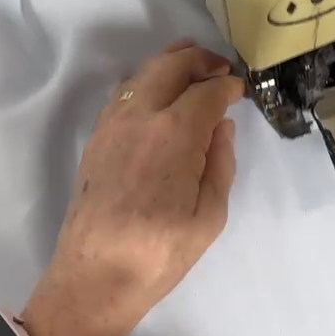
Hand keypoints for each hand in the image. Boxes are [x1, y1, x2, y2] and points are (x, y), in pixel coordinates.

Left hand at [22, 40, 244, 335]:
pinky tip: (154, 99)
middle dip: (197, 59)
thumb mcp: (209, 215)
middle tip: (218, 66)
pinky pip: (121, 97)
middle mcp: (139, 117)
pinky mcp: (94, 142)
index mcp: (174, 132)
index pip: (207, 90)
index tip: (240, 90)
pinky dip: (143, 85)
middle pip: (169, 66)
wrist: (95, 276)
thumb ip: (220, 163)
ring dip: (167, 66)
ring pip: (140, 76)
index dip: (228, 85)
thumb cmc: (159, 253)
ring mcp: (110, 126)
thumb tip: (221, 127)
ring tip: (189, 71)